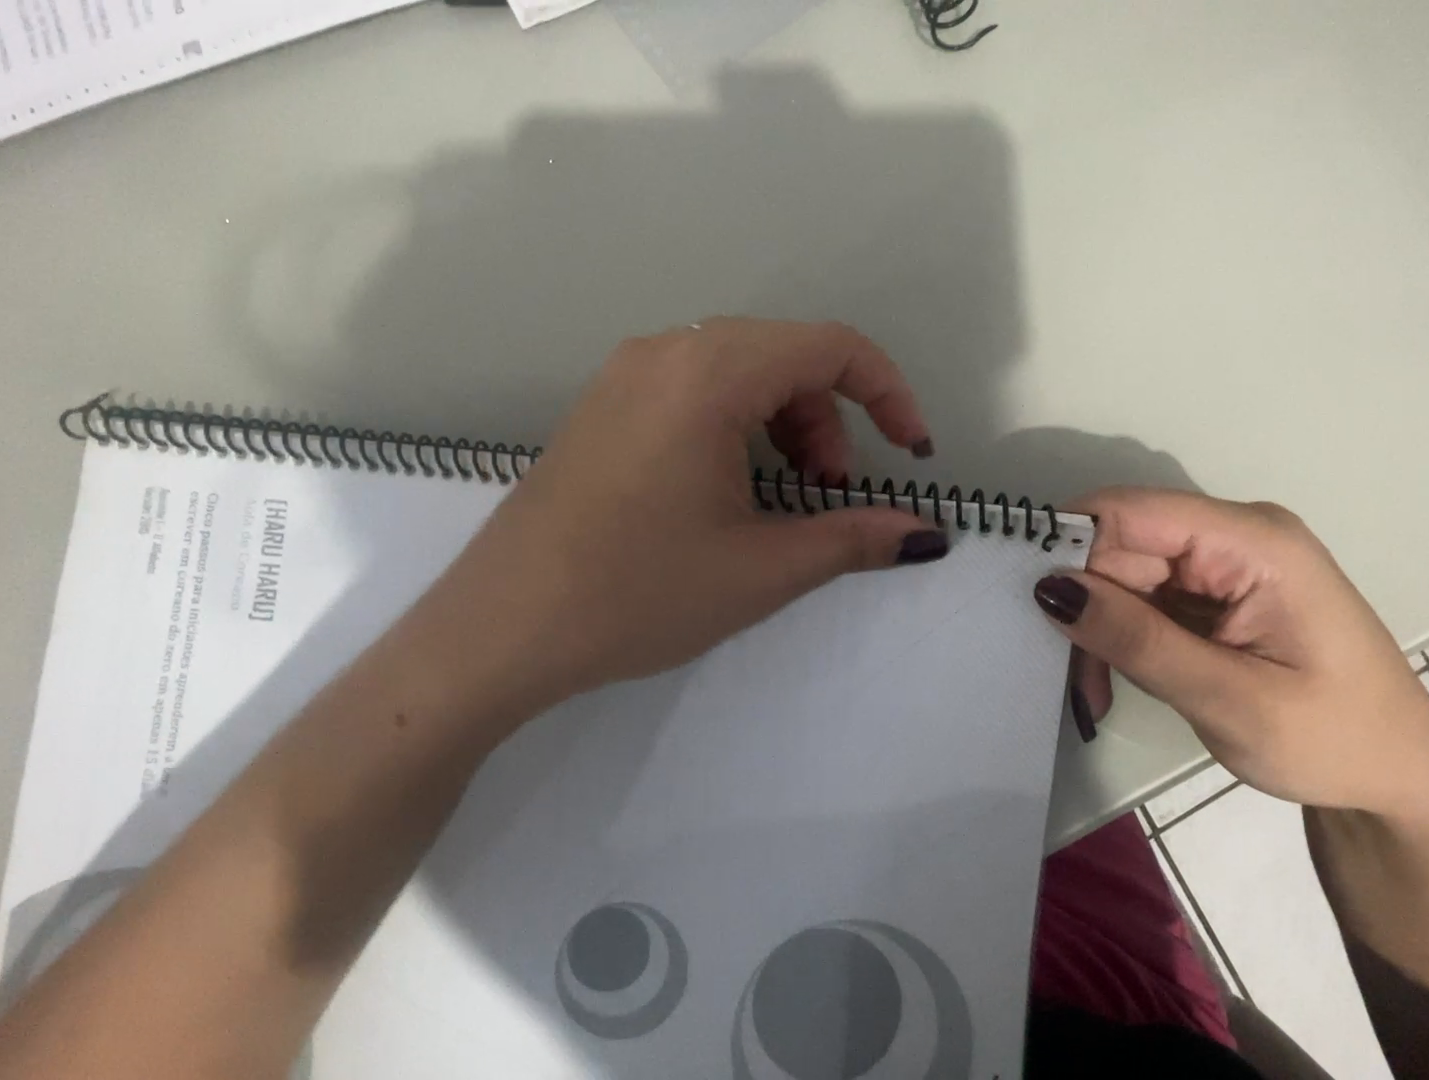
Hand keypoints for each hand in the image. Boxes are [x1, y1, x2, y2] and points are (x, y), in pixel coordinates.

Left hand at [417, 318, 946, 714]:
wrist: (501, 629)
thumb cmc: (638, 594)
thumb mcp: (761, 570)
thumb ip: (854, 539)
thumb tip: (927, 535)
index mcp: (707, 374)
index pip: (830, 346)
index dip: (889, 393)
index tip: (911, 453)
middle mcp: (663, 353)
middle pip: (784, 357)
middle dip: (830, 421)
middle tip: (830, 496)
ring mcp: (623, 377)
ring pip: (738, 374)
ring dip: (784, 427)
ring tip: (782, 501)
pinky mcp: (601, 408)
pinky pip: (693, 392)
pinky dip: (736, 429)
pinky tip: (727, 492)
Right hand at [1033, 489, 1428, 821]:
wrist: (1398, 784)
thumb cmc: (1334, 743)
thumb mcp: (1230, 699)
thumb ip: (1139, 640)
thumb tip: (1049, 587)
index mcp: (1254, 543)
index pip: (1130, 511)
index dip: (1069, 543)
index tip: (1028, 603)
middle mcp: (1235, 537)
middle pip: (1121, 545)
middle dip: (1084, 605)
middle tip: (1072, 680)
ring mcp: (1224, 566)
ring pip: (1121, 575)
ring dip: (1098, 630)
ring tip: (1095, 695)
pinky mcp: (1214, 594)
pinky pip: (1141, 599)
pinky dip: (1118, 639)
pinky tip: (1112, 682)